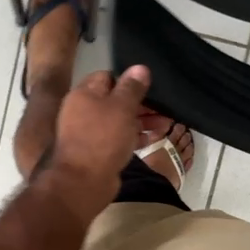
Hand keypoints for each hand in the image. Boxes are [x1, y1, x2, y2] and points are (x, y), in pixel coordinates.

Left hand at [40, 65, 151, 217]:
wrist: (83, 182)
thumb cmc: (102, 138)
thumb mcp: (121, 107)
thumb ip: (132, 87)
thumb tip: (140, 67)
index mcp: (85, 94)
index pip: (108, 77)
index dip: (128, 80)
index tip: (149, 86)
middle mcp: (84, 111)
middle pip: (116, 100)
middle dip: (141, 104)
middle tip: (164, 108)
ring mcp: (91, 133)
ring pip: (121, 121)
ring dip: (143, 121)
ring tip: (167, 124)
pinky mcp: (99, 152)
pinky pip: (120, 139)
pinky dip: (136, 137)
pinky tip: (156, 139)